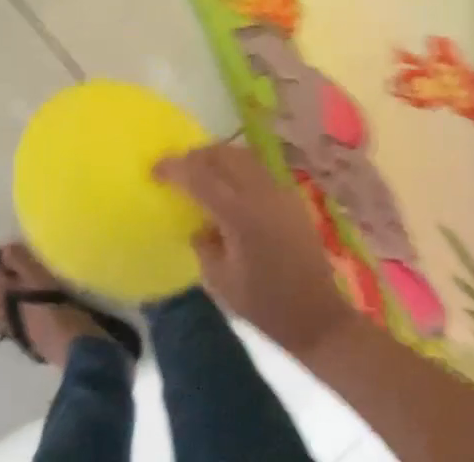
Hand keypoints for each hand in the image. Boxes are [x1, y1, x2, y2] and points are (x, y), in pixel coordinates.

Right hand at [154, 144, 356, 358]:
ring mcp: (280, 192)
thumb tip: (197, 225)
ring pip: (243, 156)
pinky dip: (237, 167)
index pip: (199, 176)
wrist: (319, 318)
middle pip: (222, 154)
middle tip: (176, 169)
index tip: (154, 171)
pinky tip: (229, 187)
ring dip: (217, 157)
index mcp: (239, 215)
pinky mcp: (292, 198)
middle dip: (195, 156)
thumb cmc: (265, 307)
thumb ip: (203, 244)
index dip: (173, 168)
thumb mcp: (220, 282)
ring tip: (200, 173)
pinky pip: (258, 169)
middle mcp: (260, 194)